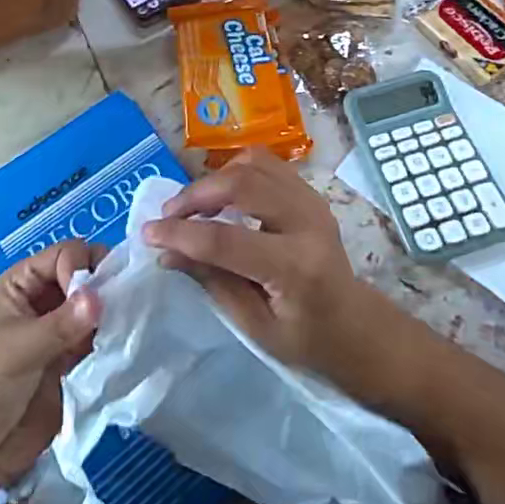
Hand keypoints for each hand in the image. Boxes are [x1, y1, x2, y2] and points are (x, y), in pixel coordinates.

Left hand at [0, 241, 103, 492]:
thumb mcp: (17, 351)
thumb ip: (61, 323)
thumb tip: (100, 296)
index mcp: (21, 283)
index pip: (65, 254)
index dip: (82, 268)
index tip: (92, 298)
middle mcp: (43, 298)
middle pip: (86, 273)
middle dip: (104, 284)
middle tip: (121, 306)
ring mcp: (60, 328)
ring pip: (97, 304)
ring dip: (113, 311)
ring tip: (127, 325)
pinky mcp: (74, 357)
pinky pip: (101, 334)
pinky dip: (113, 335)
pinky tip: (125, 342)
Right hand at [142, 149, 390, 381]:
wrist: (357, 326)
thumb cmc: (306, 338)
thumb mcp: (254, 325)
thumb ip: (211, 281)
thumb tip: (166, 251)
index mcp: (296, 268)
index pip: (226, 239)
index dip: (180, 233)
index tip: (148, 233)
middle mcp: (308, 223)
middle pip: (240, 185)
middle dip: (194, 196)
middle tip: (168, 216)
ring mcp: (312, 201)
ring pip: (253, 164)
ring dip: (214, 180)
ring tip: (192, 206)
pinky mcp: (310, 192)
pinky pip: (266, 164)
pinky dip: (235, 172)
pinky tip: (220, 196)